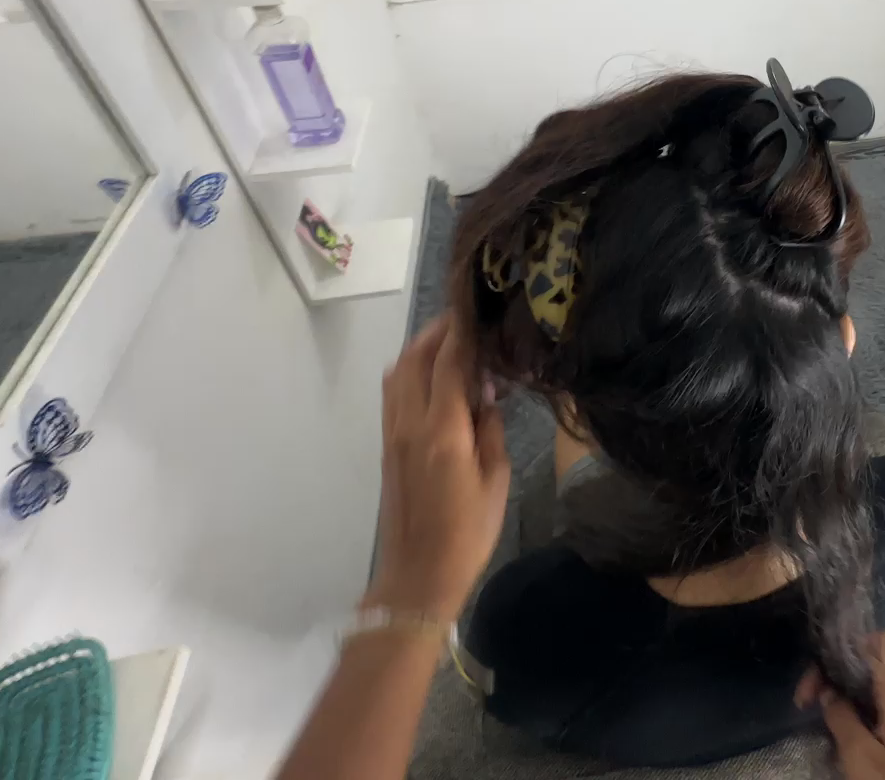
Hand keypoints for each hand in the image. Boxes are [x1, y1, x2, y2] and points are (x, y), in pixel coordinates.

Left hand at [365, 313, 510, 623]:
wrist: (418, 576)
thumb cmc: (469, 530)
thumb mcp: (496, 478)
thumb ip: (490, 427)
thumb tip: (484, 390)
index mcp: (443, 431)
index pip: (449, 363)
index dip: (463, 331)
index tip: (478, 306)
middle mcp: (411, 424)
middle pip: (416, 359)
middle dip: (439, 331)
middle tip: (467, 316)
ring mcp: (393, 434)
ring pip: (397, 372)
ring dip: (421, 347)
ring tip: (450, 337)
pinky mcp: (388, 445)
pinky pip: (393, 392)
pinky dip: (409, 369)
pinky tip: (432, 371)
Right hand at [804, 632, 884, 779]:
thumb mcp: (860, 757)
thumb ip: (841, 716)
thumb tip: (827, 691)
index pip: (869, 644)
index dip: (837, 655)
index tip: (813, 684)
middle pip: (879, 652)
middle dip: (845, 664)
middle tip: (819, 691)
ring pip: (884, 674)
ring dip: (855, 683)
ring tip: (829, 707)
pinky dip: (868, 698)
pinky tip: (851, 720)